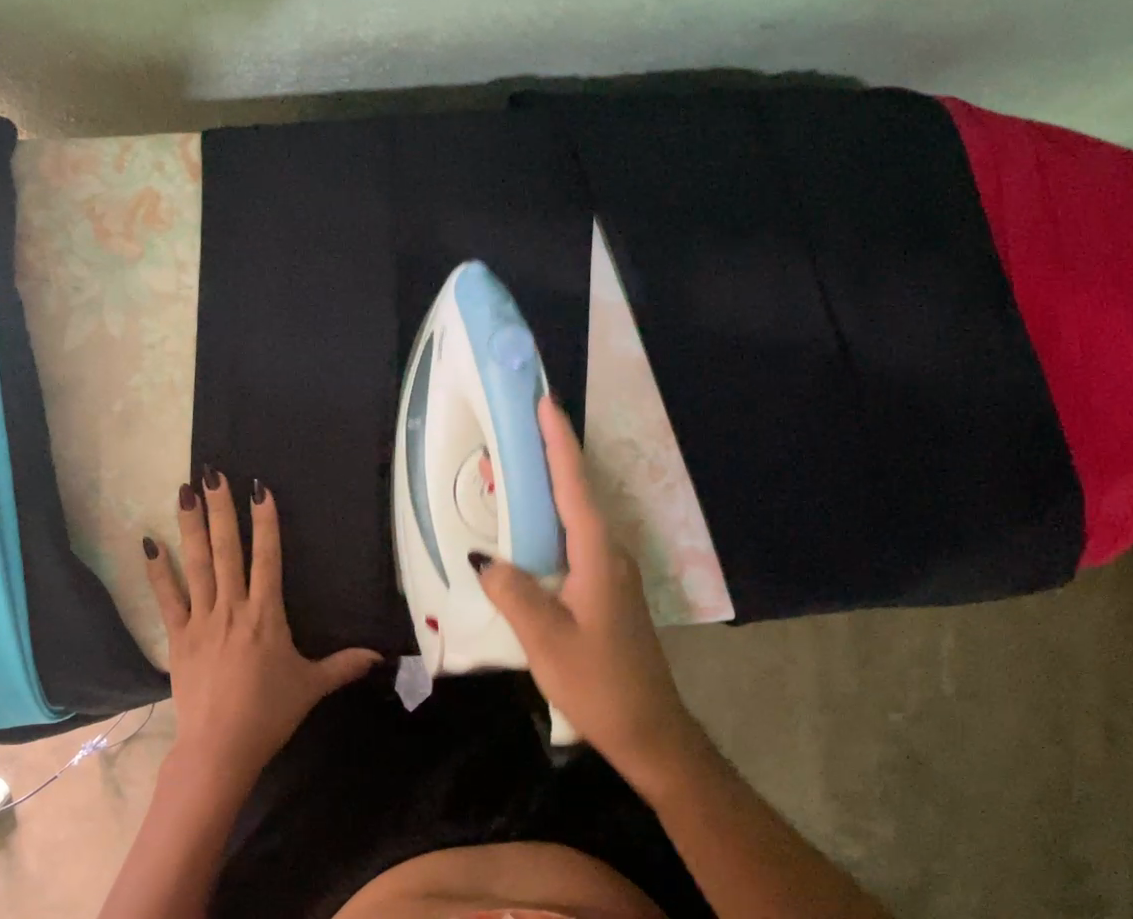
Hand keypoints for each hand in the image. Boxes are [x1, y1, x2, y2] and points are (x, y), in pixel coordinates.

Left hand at [143, 470, 380, 784]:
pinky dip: (158, 571)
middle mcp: (233, 608)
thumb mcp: (312, 687)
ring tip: (184, 490)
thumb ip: (344, 665)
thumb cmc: (269, 714)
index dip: (264, 521)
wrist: (220, 748)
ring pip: (197, 564)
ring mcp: (202, 620)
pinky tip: (148, 543)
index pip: (267, 557)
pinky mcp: (178, 637)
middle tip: (213, 472)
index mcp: (267, 615)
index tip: (259, 488)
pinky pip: (167, 598)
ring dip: (191, 526)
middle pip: (227, 549)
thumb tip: (382, 657)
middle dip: (221, 509)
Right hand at [473, 397, 691, 769]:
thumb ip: (512, 592)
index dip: (558, 442)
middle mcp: (608, 554)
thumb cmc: (598, 682)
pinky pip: (573, 540)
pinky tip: (526, 531)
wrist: (651, 731)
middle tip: (514, 429)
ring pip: (574, 517)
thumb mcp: (545, 639)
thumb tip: (482, 558)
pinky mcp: (606, 590)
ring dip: (547, 488)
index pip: (573, 485)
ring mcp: (610, 572)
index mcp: (596, 556)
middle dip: (548, 455)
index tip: (544, 402)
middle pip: (576, 492)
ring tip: (512, 469)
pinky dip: (548, 521)